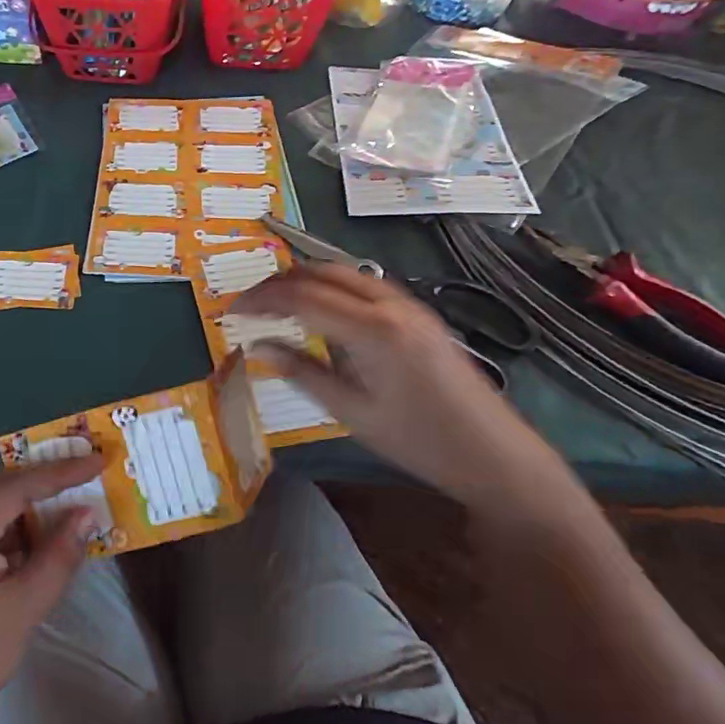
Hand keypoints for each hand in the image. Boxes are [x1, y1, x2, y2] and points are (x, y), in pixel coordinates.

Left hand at [0, 454, 103, 723]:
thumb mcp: (25, 605)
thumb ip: (59, 554)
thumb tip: (89, 512)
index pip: (17, 485)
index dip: (61, 471)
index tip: (100, 459)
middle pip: (9, 485)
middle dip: (52, 475)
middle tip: (94, 464)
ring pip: (7, 503)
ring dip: (44, 497)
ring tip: (84, 487)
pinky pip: (4, 525)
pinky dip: (33, 522)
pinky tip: (59, 524)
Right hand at [232, 264, 548, 493]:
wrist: (492, 452)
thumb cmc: (419, 441)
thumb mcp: (353, 412)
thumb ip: (303, 372)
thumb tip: (260, 345)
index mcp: (373, 329)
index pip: (302, 296)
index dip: (261, 299)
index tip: (232, 310)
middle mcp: (391, 304)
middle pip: (323, 271)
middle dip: (279, 280)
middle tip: (249, 302)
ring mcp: (410, 305)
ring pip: (345, 271)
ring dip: (306, 279)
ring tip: (275, 303)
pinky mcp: (419, 314)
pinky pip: (365, 285)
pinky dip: (332, 287)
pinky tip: (320, 311)